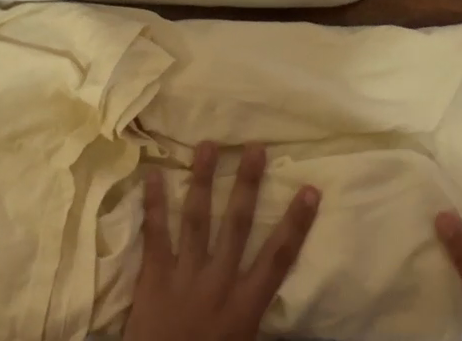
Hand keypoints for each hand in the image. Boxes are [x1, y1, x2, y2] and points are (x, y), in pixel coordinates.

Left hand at [122, 141, 321, 340]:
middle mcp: (218, 284)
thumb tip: (279, 293)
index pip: (278, 258)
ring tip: (208, 145)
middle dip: (247, 185)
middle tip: (255, 147)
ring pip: (197, 220)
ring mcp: (184, 277)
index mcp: (245, 306)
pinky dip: (153, 203)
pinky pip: (154, 234)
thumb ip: (256, 317)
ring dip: (203, 180)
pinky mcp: (153, 277)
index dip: (296, 223)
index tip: (310, 190)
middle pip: (237, 226)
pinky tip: (152, 173)